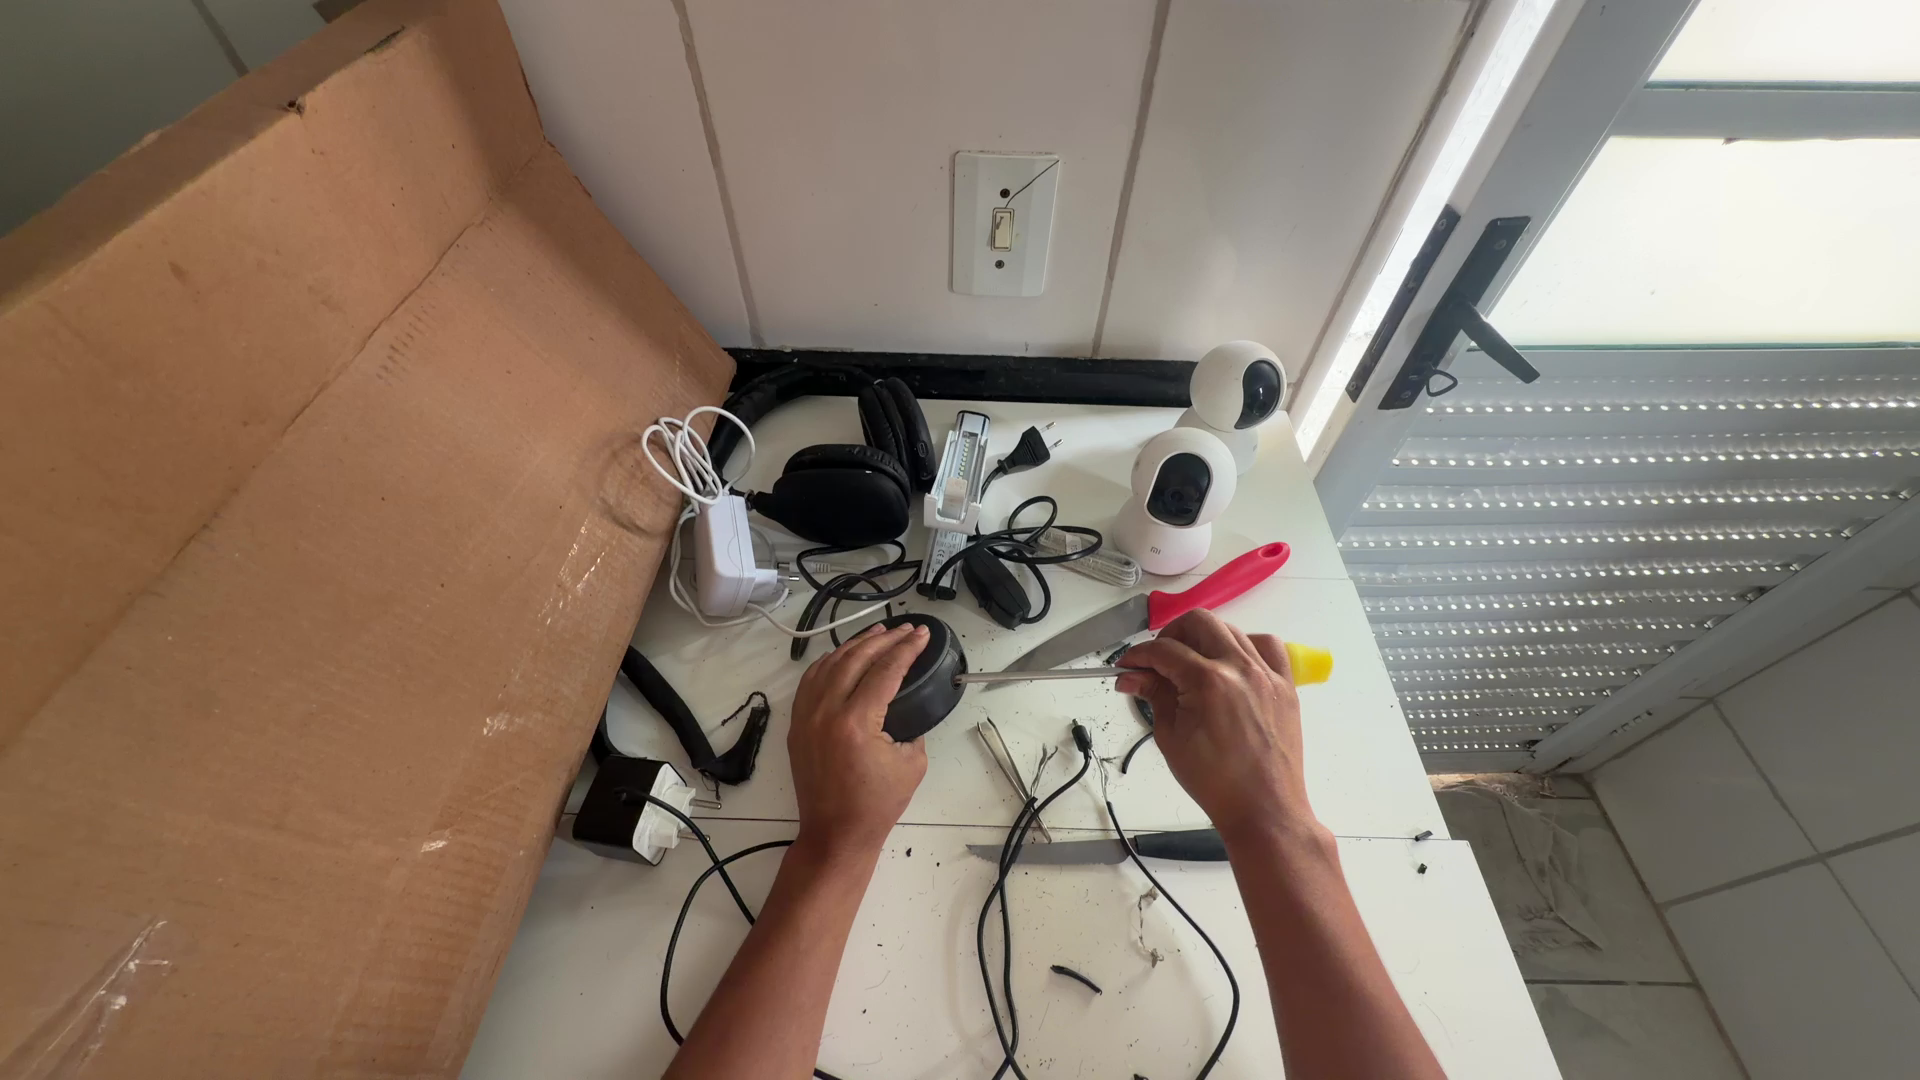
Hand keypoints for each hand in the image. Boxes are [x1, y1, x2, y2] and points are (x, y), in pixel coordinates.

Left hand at [788, 622, 930, 858]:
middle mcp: (826, 712)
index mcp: (856, 723)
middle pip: (856, 659)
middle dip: (885, 639)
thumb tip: (906, 702)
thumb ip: (913, 725)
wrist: (836, 834)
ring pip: (830, 664)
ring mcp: (806, 717)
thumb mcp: (912, 763)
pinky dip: (829, 662)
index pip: (885, 671)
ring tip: (879, 631)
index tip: (923, 634)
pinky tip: (845, 654)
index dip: (907, 648)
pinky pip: (811, 681)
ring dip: (856, 644)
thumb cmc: (877, 804)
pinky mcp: (797, 724)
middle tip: (906, 629)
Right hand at [1115, 610, 1312, 838]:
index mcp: (1207, 682)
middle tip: (1159, 661)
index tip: (1126, 667)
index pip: (1163, 651)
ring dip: (1204, 638)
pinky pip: (1268, 646)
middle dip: (1170, 635)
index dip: (1137, 656)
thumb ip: (1154, 695)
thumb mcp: (1170, 737)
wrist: (1263, 809)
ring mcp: (1267, 674)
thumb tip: (1131, 676)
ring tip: (1193, 663)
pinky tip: (1233, 663)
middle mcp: (1239, 668)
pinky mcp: (1285, 685)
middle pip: (1198, 622)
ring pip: (1231, 628)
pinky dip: (1247, 645)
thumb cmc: (1213, 781)